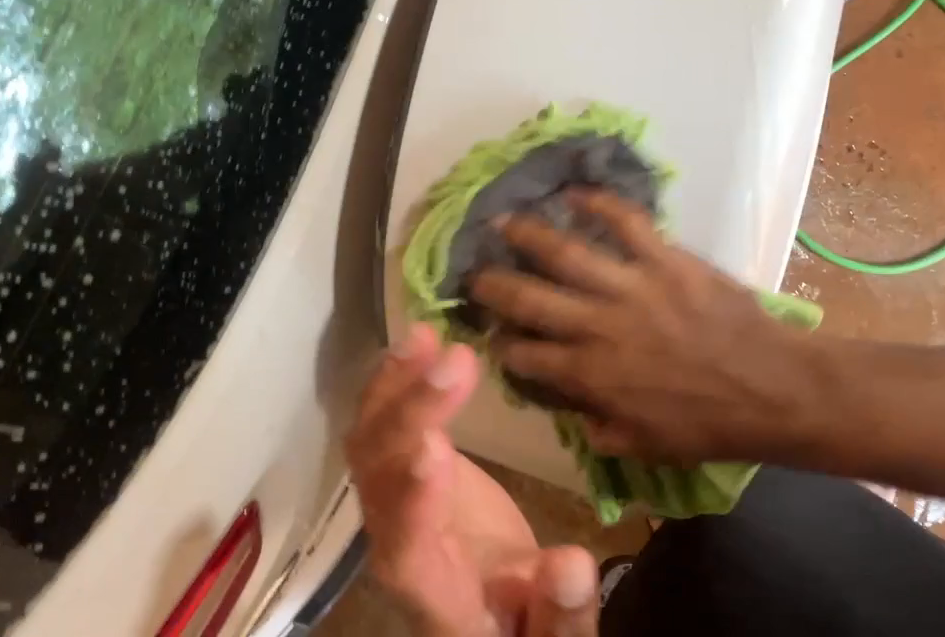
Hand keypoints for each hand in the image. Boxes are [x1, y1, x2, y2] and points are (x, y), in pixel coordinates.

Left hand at [346, 323, 599, 636]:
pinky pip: (381, 424)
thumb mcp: (553, 635)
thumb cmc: (524, 623)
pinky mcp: (398, 469)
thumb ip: (562, 613)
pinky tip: (421, 340)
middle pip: (381, 481)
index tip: (434, 449)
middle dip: (412, 417)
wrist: (492, 609)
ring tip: (427, 337)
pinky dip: (394, 381)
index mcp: (433, 593)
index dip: (412, 503)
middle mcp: (394, 544)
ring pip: (371, 443)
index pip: (406, 551)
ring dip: (395, 388)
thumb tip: (573, 562)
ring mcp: (389, 503)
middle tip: (456, 361)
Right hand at [470, 191, 813, 464]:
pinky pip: (626, 223)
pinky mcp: (666, 259)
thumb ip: (603, 431)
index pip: (528, 356)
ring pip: (566, 253)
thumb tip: (574, 414)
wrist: (774, 388)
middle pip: (531, 299)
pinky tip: (575, 193)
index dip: (502, 344)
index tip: (489, 333)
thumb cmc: (710, 424)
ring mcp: (632, 287)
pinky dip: (599, 205)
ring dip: (528, 234)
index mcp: (593, 375)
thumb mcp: (648, 446)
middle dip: (493, 283)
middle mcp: (600, 326)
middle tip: (473, 269)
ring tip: (502, 220)